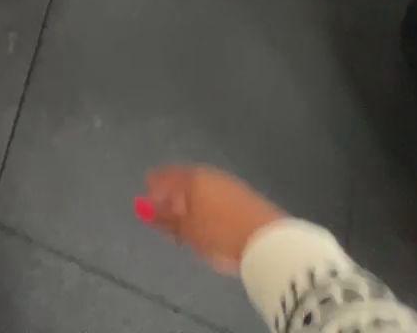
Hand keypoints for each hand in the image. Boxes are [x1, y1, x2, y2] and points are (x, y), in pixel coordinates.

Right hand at [137, 165, 285, 273]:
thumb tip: (144, 209)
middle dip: (174, 200)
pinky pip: (218, 198)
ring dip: (194, 205)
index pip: (161, 177)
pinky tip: (214, 226)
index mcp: (189, 177)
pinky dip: (211, 209)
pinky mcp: (246, 196)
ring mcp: (229, 183)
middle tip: (172, 222)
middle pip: (182, 182)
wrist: (272, 242)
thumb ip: (163, 219)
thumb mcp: (187, 231)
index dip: (153, 194)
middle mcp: (207, 174)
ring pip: (202, 190)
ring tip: (194, 228)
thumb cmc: (220, 234)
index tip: (151, 212)